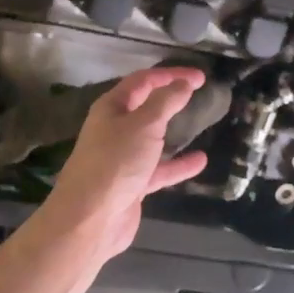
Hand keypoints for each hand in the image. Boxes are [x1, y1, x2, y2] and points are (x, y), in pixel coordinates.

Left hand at [36, 67, 211, 261]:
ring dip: (174, 131)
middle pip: (145, 108)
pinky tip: (201, 160)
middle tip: (200, 93)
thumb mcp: (143, 125)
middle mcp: (114, 130)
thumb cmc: (115, 162)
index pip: (142, 81)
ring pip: (152, 139)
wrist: (91, 217)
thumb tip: (184, 83)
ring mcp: (122, 158)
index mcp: (110, 108)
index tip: (201, 76)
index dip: (170, 75)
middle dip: (170, 99)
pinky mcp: (132, 184)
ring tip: (202, 123)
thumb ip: (165, 102)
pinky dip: (178, 164)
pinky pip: (159, 169)